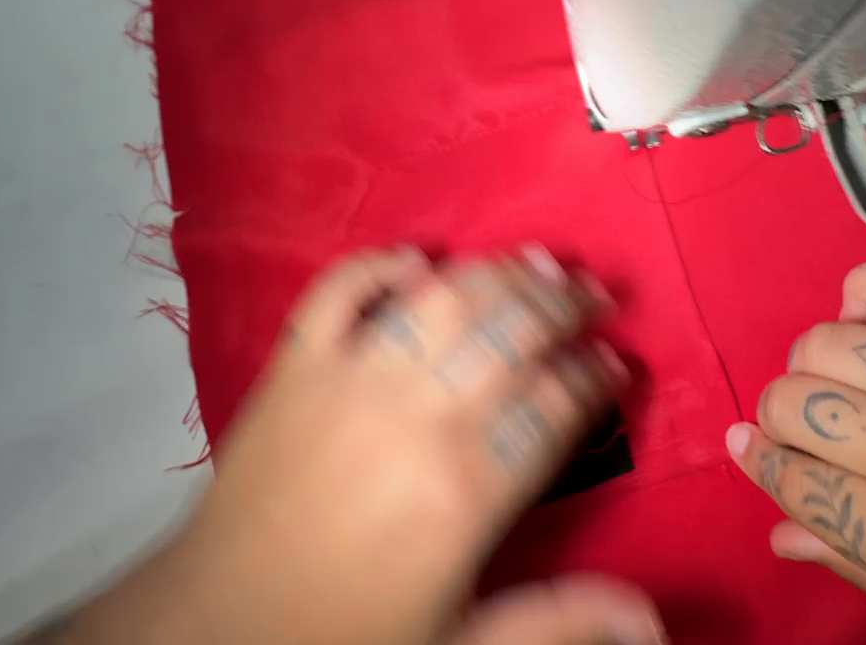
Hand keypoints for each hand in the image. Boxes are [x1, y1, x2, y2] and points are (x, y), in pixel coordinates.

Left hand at [63, 247, 663, 644]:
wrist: (217, 623)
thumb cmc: (340, 633)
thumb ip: (555, 620)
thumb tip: (648, 618)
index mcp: (461, 492)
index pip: (552, 405)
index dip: (594, 377)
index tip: (616, 363)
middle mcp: (413, 419)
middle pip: (510, 333)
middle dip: (565, 306)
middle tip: (596, 294)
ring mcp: (350, 381)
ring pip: (441, 301)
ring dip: (497, 272)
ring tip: (538, 260)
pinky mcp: (296, 366)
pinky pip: (338, 292)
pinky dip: (378, 266)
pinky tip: (417, 257)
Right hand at [727, 257, 865, 644]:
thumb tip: (778, 525)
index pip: (797, 482)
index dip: (759, 463)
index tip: (751, 450)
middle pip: (799, 406)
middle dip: (777, 416)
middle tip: (798, 426)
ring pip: (833, 343)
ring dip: (811, 360)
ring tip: (833, 379)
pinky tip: (864, 313)